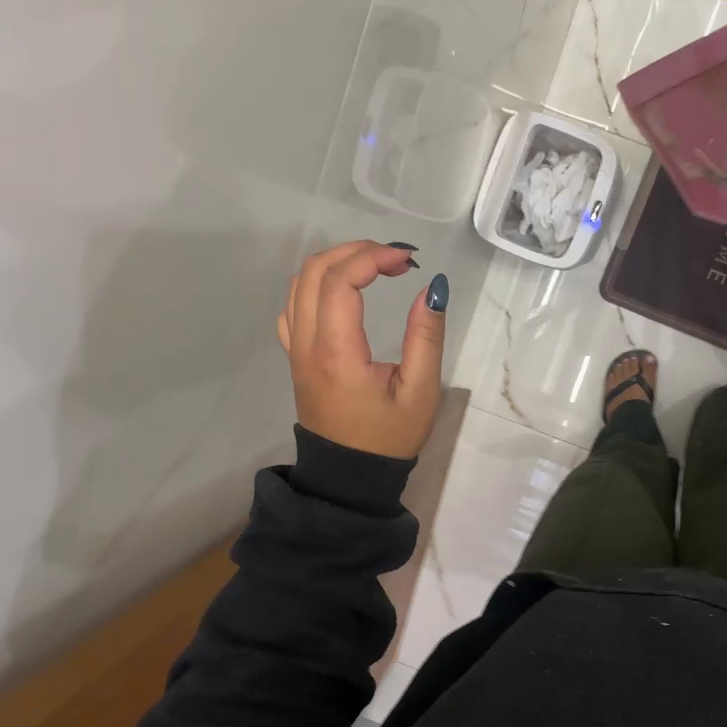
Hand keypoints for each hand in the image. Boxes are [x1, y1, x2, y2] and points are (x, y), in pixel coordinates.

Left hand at [278, 241, 443, 458]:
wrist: (349, 475)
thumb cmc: (389, 436)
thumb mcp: (420, 390)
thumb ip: (426, 336)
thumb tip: (432, 287)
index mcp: (336, 352)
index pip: (341, 282)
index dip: (373, 258)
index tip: (408, 260)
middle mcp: (307, 344)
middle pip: (314, 272)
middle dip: (356, 251)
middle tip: (396, 258)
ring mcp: (295, 349)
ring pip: (299, 283)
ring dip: (336, 263)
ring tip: (376, 267)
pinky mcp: (296, 356)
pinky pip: (294, 304)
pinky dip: (318, 283)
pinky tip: (346, 291)